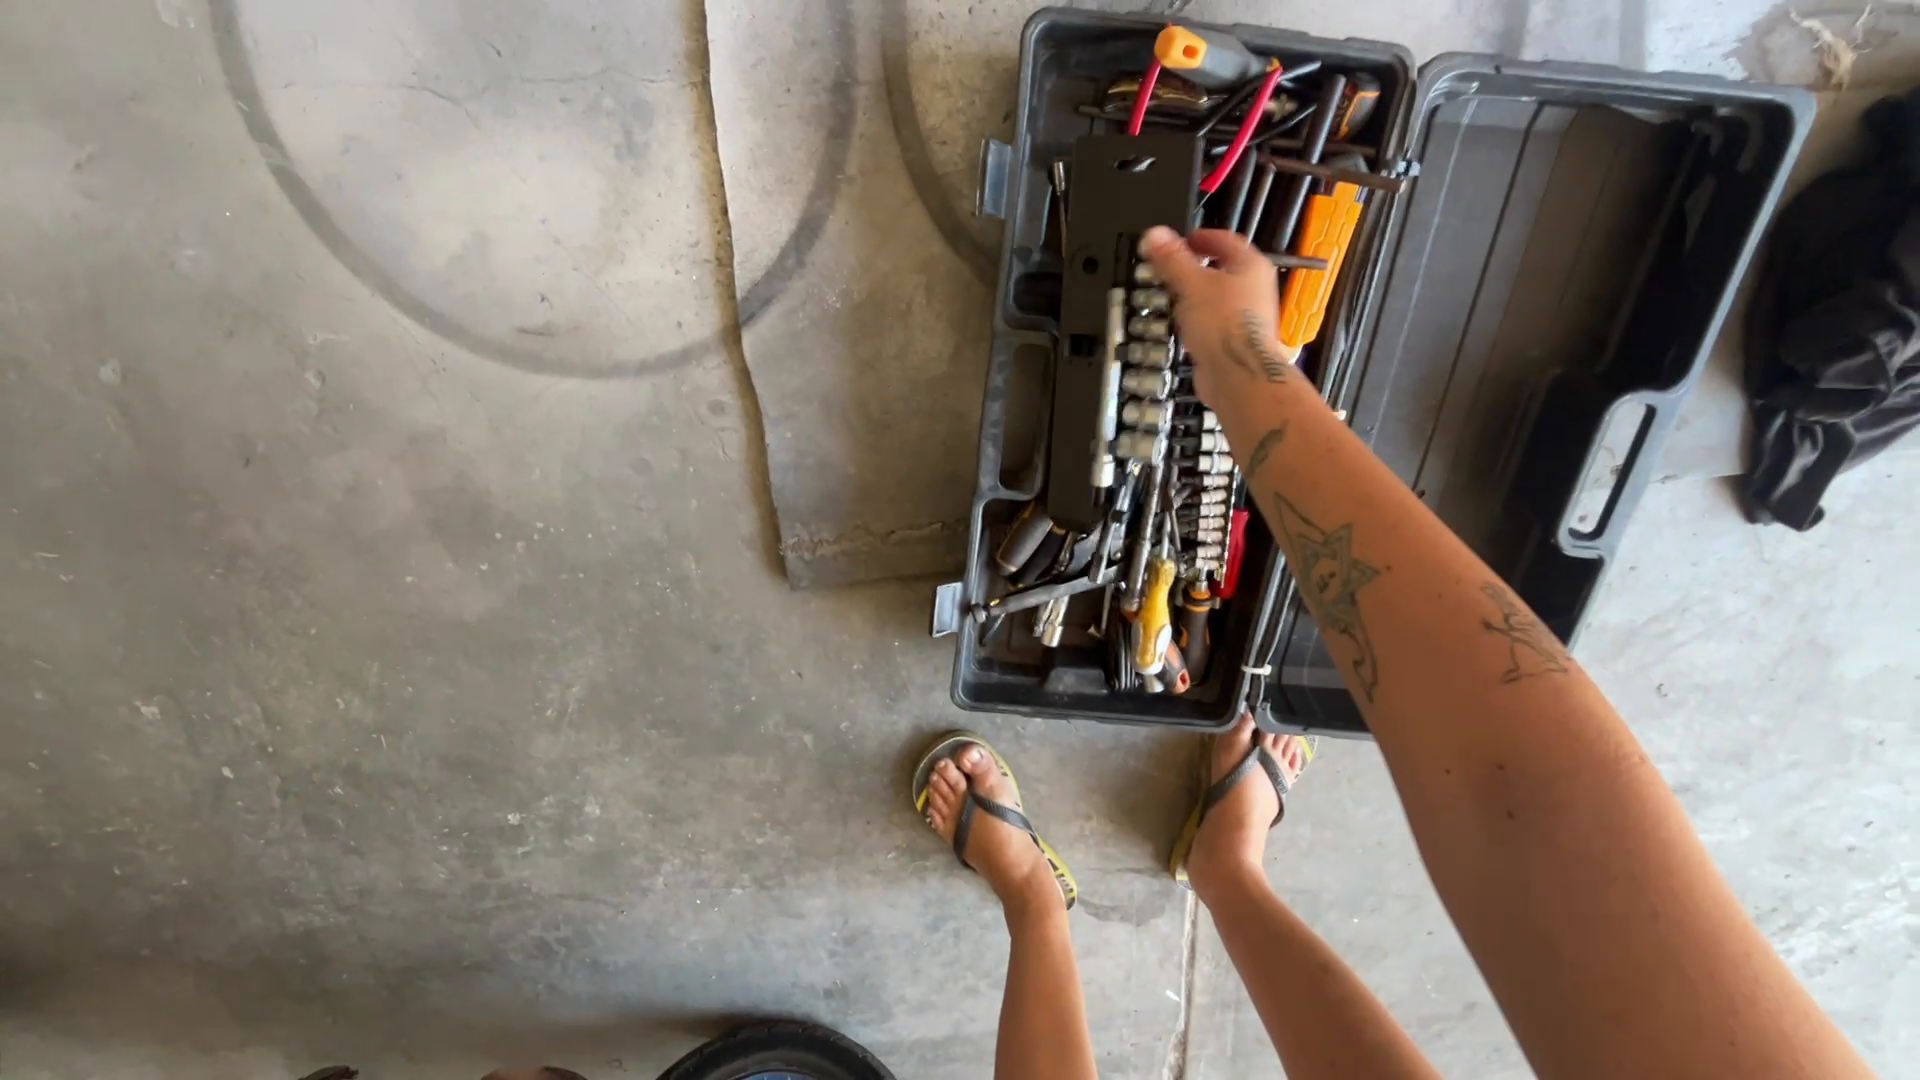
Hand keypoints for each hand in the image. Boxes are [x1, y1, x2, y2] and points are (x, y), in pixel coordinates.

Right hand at [1139, 226, 1300, 410]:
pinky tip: (1182, 327)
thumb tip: (1154, 234)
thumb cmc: (1225, 326)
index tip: (1183, 240)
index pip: (1225, 241)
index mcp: (1250, 267)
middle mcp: (1253, 290)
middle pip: (1221, 270)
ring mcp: (1244, 318)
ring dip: (1193, 297)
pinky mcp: (1233, 342)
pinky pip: (1212, 324)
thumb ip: (1172, 259)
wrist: (1237, 376)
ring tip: (1171, 296)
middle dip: (1194, 268)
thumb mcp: (1191, 284)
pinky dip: (1196, 321)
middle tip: (1171, 267)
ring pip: (1215, 299)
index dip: (1201, 238)